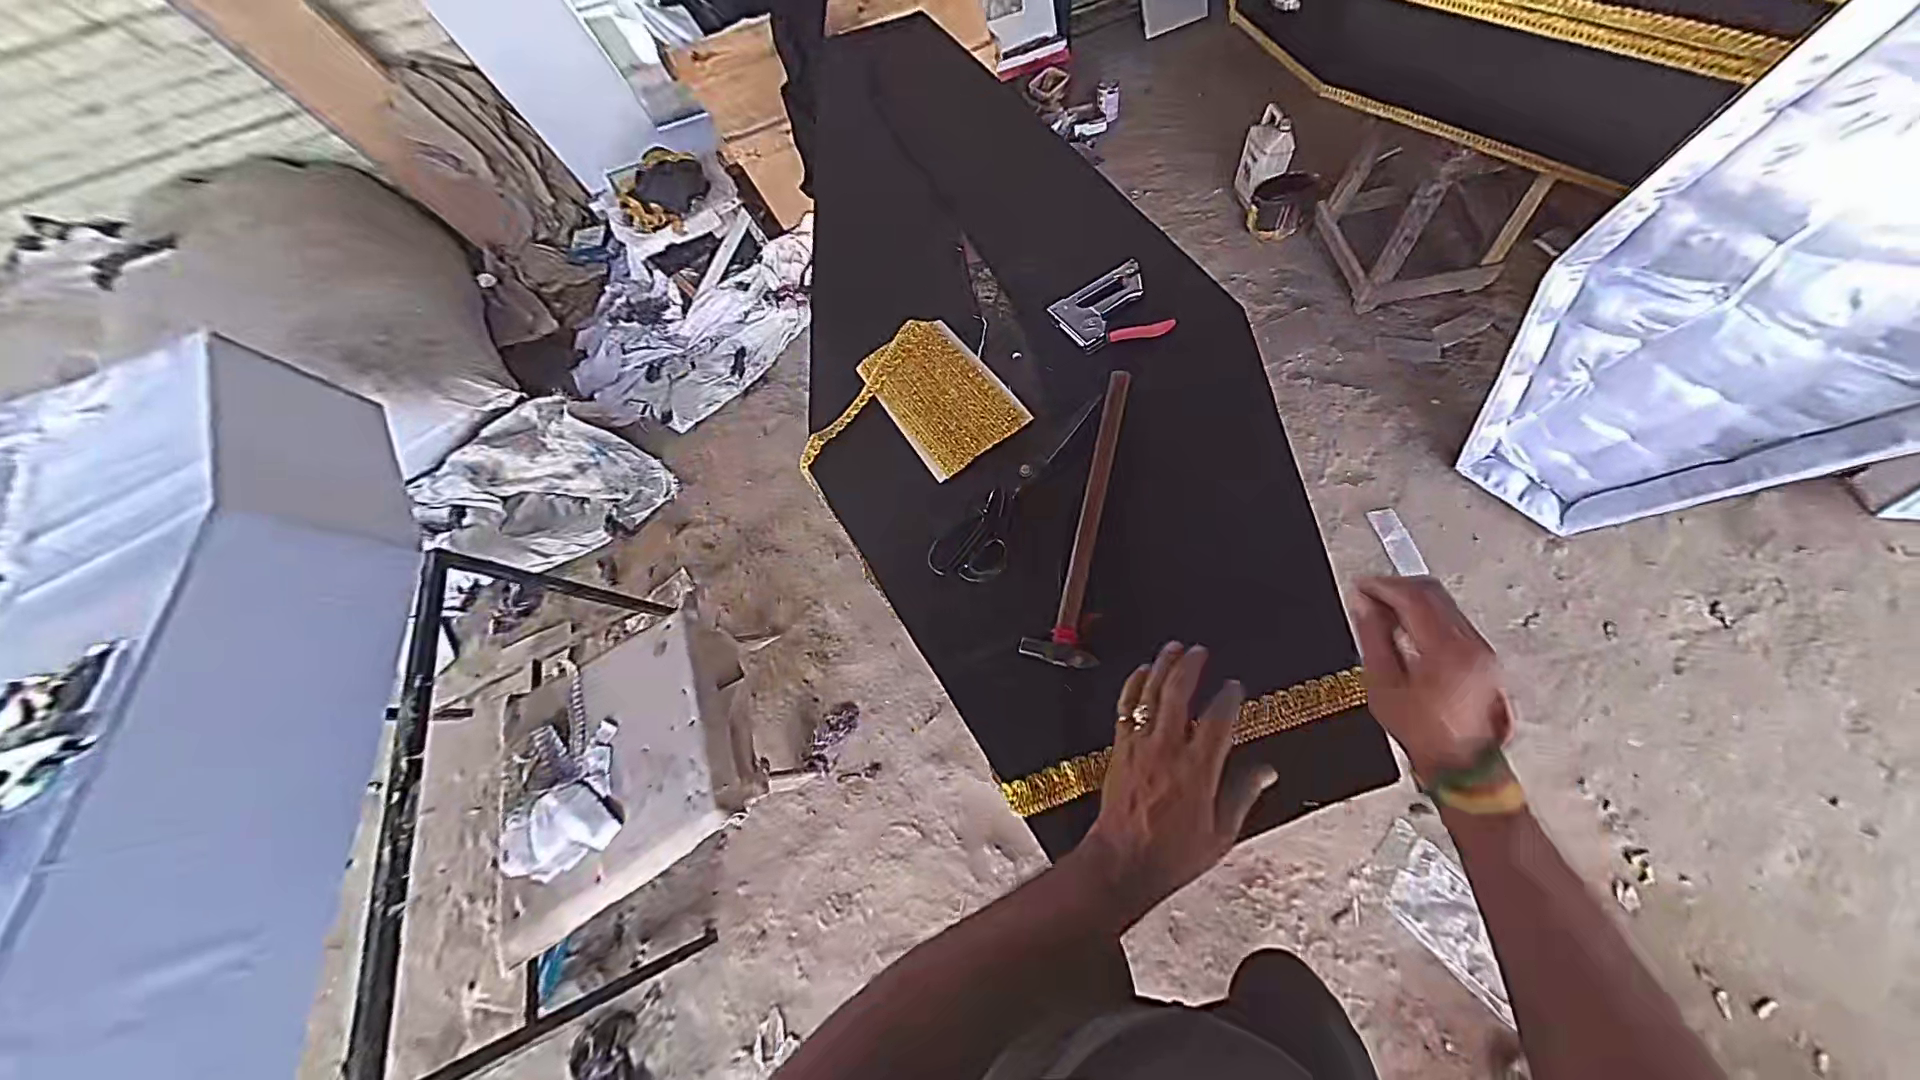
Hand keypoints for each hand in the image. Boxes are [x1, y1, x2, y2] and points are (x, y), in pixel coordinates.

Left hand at [1072, 643, 1278, 925]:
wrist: (1123, 860)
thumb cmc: (1172, 852)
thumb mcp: (1220, 832)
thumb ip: (1242, 794)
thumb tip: (1266, 771)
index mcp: (1198, 770)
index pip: (1218, 720)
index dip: (1228, 697)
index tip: (1234, 685)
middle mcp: (1168, 750)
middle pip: (1179, 694)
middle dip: (1191, 667)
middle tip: (1200, 651)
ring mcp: (1140, 745)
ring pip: (1151, 694)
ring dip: (1163, 667)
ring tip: (1173, 648)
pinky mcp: (1120, 747)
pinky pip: (1125, 707)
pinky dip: (1134, 685)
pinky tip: (1141, 671)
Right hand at [1349, 576, 1513, 779]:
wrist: (1460, 762)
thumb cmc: (1423, 731)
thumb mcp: (1382, 682)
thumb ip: (1372, 636)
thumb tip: (1363, 605)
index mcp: (1447, 650)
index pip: (1414, 597)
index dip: (1382, 585)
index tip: (1361, 586)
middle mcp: (1472, 645)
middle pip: (1434, 593)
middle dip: (1397, 587)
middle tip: (1369, 593)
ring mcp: (1482, 650)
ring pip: (1445, 603)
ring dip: (1411, 599)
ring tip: (1383, 610)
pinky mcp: (1483, 657)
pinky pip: (1452, 619)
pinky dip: (1425, 613)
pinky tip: (1405, 625)